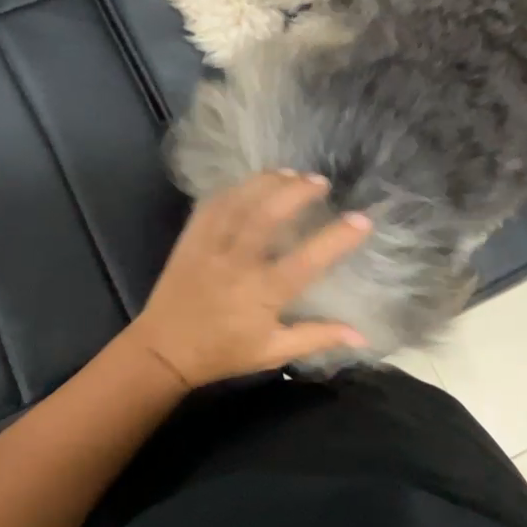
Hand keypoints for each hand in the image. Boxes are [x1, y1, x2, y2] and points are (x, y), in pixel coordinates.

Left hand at [124, 171, 371, 387]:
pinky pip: (211, 206)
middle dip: (295, 193)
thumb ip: (317, 338)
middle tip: (320, 181)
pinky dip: (232, 190)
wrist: (164, 349)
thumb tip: (362, 335)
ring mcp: (209, 248)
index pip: (306, 261)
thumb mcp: (273, 352)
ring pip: (238, 204)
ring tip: (291, 173)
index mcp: (261, 293)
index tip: (362, 220)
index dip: (335, 239)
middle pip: (267, 217)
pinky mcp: (189, 240)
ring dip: (265, 183)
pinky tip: (251, 183)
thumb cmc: (222, 353)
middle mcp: (236, 264)